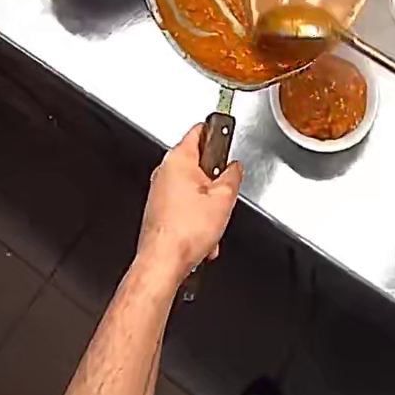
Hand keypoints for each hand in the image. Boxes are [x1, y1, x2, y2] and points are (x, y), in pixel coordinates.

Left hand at [134, 124, 243, 284]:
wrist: (162, 263)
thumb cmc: (185, 231)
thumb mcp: (223, 198)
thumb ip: (233, 175)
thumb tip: (235, 168)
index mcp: (179, 159)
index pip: (199, 131)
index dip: (216, 131)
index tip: (225, 132)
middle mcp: (165, 171)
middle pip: (198, 163)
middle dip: (214, 180)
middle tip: (223, 193)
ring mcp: (160, 190)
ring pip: (193, 188)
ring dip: (207, 204)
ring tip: (212, 220)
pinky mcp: (159, 209)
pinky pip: (184, 205)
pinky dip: (196, 217)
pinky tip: (203, 235)